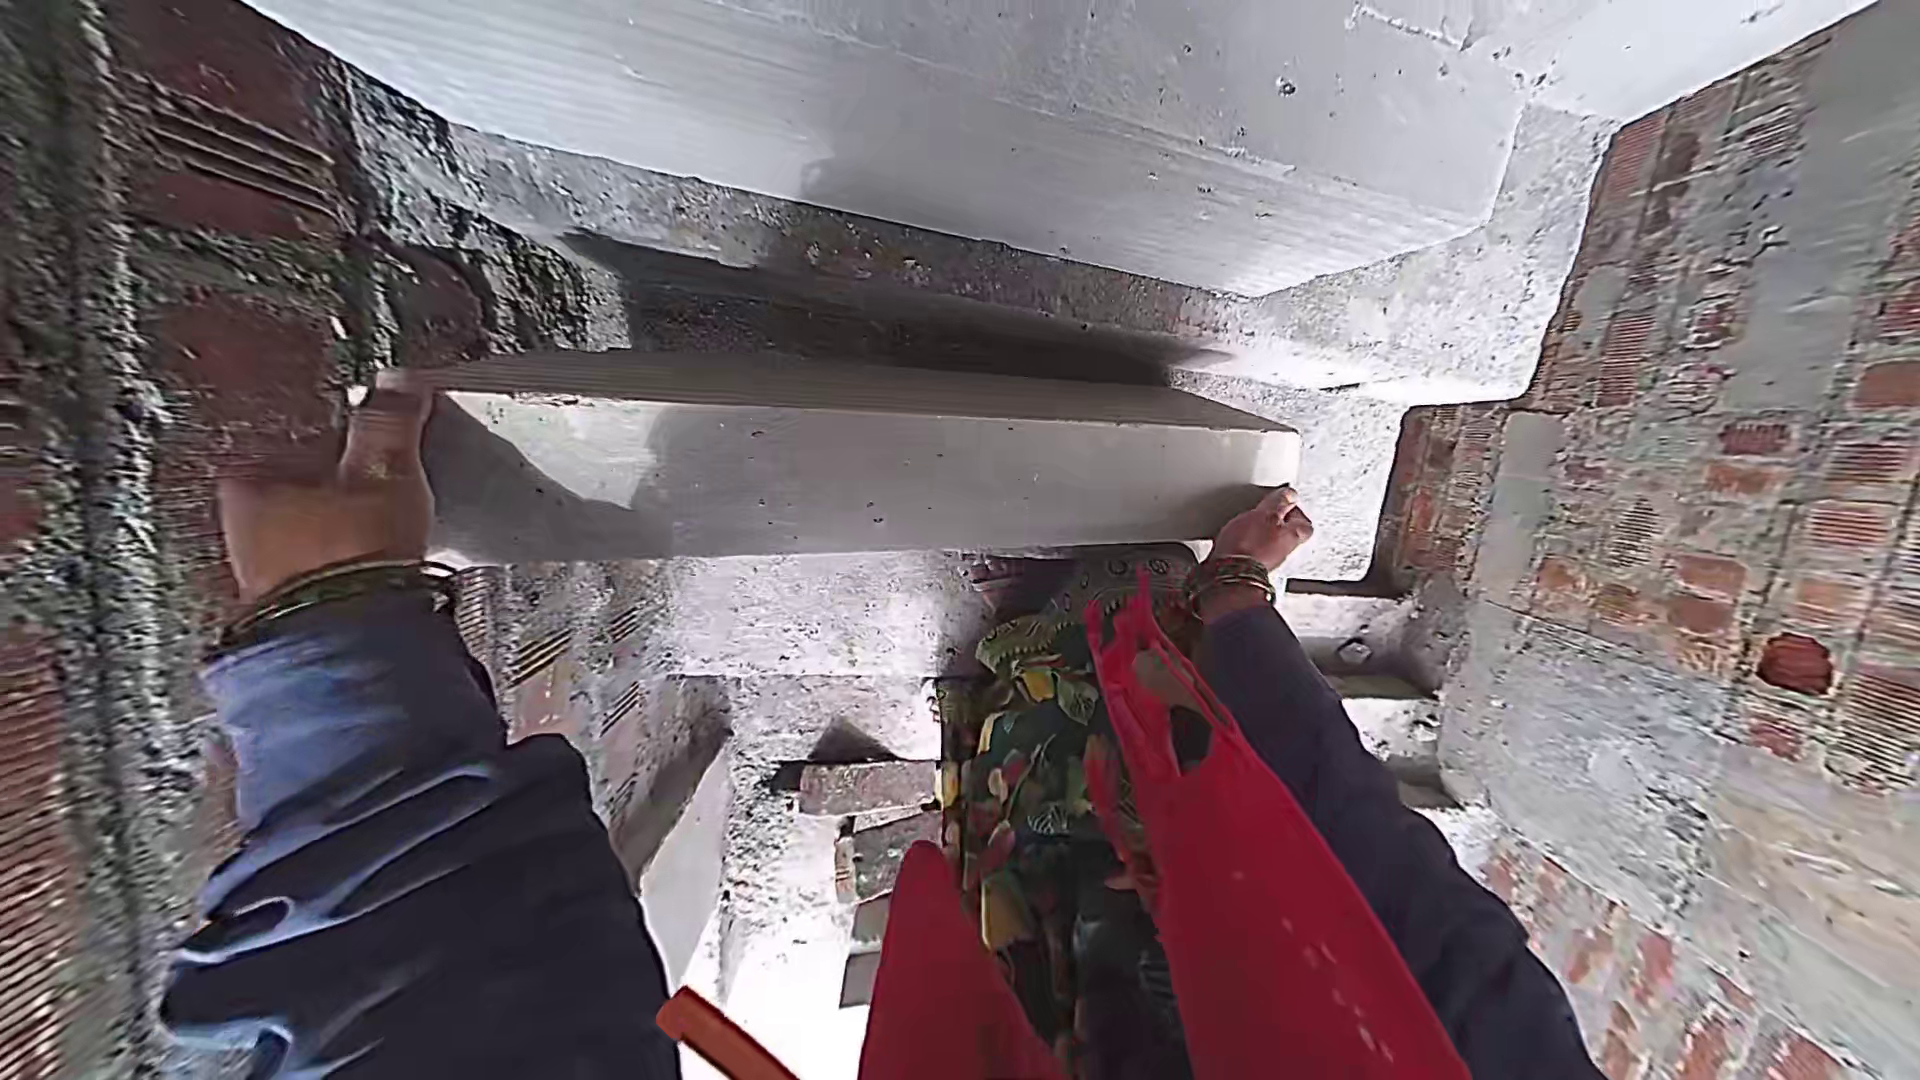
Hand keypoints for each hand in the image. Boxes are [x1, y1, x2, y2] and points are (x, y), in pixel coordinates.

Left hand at [217, 371, 433, 602]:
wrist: (351, 625)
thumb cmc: (353, 547)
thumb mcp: (383, 469)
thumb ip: (390, 422)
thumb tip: (400, 382)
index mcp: (253, 477)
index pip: (312, 438)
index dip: (362, 440)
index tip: (394, 447)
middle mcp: (245, 518)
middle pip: (315, 481)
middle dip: (357, 481)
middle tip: (398, 487)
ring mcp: (267, 558)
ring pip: (321, 520)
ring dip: (357, 518)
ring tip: (395, 524)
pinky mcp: (297, 590)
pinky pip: (332, 554)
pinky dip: (357, 549)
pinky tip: (382, 556)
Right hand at [1195, 486, 1313, 621]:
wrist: (1228, 573)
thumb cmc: (1249, 545)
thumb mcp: (1265, 514)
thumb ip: (1279, 502)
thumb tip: (1289, 494)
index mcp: (1294, 536)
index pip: (1304, 522)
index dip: (1294, 510)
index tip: (1283, 501)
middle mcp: (1284, 551)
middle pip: (1288, 535)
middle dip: (1278, 524)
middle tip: (1267, 513)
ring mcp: (1266, 561)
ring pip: (1270, 544)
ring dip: (1261, 536)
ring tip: (1248, 525)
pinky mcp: (1248, 568)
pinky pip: (1251, 553)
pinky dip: (1246, 546)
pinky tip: (1235, 541)